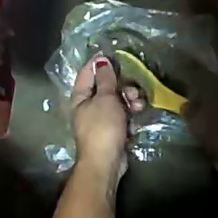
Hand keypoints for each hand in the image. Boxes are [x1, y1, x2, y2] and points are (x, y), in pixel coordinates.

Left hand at [71, 55, 138, 179]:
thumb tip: (101, 61)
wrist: (106, 161)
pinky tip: (138, 114)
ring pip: (118, 99)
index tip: (115, 56)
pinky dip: (130, 112)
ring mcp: (101, 117)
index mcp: (80, 97)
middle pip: (107, 86)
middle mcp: (89, 105)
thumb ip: (105, 79)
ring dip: (130, 99)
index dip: (99, 63)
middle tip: (132, 89)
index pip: (87, 72)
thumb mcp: (105, 99)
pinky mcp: (114, 128)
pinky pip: (123, 113)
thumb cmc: (102, 127)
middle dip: (122, 85)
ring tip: (137, 105)